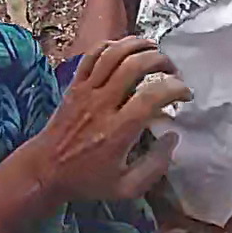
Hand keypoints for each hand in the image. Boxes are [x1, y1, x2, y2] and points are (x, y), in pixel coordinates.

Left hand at [14, 37, 190, 202]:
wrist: (45, 170)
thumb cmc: (88, 180)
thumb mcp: (127, 187)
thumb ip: (156, 165)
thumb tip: (173, 137)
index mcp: (118, 131)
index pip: (151, 96)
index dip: (175, 88)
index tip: (185, 94)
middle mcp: (102, 105)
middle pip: (133, 66)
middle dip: (159, 60)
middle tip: (172, 70)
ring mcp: (85, 91)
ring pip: (112, 54)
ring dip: (137, 45)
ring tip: (154, 49)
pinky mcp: (74, 85)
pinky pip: (92, 55)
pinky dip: (111, 45)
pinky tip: (125, 49)